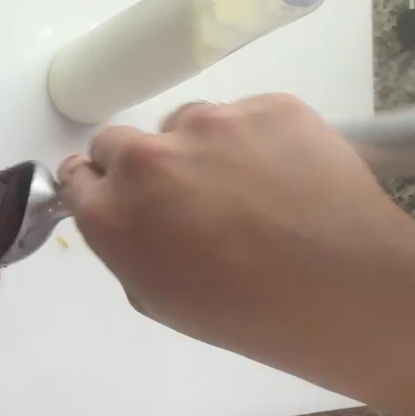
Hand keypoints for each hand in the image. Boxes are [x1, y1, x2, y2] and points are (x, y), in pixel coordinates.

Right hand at [59, 94, 414, 370]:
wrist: (338, 287)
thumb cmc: (234, 309)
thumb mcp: (148, 292)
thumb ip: (123, 241)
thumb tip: (129, 214)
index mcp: (108, 213)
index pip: (76, 175)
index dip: (95, 185)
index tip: (112, 194)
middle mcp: (145, 160)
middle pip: (116, 141)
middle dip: (135, 163)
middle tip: (175, 193)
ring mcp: (208, 125)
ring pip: (182, 123)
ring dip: (195, 147)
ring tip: (238, 185)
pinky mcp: (267, 106)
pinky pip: (241, 115)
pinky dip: (250, 138)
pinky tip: (277, 174)